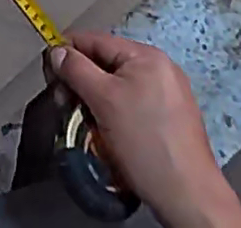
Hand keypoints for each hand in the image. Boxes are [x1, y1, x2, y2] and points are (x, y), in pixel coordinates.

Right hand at [48, 32, 240, 227]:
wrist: (190, 200)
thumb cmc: (145, 144)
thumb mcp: (102, 100)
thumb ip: (75, 68)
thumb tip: (56, 50)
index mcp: (145, 55)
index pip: (92, 40)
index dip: (66, 54)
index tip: (50, 78)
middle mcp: (159, 68)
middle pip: (103, 63)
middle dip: (80, 83)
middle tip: (66, 106)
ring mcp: (167, 94)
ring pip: (115, 85)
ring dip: (94, 100)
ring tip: (88, 124)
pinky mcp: (170, 118)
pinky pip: (130, 103)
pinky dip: (112, 113)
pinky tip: (108, 133)